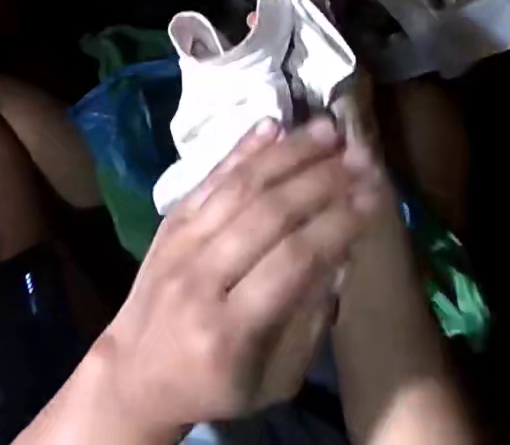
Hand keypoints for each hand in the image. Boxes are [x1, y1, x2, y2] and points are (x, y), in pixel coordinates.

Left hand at [91, 117, 384, 436]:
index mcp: (228, 332)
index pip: (292, 261)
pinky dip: (244, 148)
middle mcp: (200, 278)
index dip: (336, 223)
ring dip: (289, 152)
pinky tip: (273, 125)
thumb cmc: (216, 384)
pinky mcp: (171, 218)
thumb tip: (342, 248)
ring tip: (328, 130)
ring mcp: (180, 241)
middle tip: (361, 156)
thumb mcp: (275, 379)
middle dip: (321, 179)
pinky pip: (211, 175)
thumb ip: (311, 317)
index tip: (374, 196)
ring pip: (240, 185)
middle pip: (267, 213)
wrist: (135, 370)